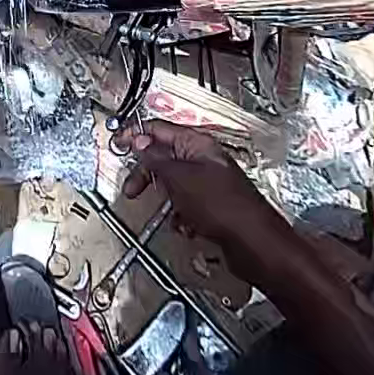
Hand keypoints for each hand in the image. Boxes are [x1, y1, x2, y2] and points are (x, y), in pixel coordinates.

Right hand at [124, 120, 280, 252]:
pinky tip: (184, 226)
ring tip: (167, 213)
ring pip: (174, 182)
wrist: (255, 245)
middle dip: (147, 173)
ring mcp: (208, 182)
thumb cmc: (221, 206)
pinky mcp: (212, 205)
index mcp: (196, 143)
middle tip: (132, 188)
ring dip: (165, 198)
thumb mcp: (179, 178)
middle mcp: (202, 158)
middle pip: (163, 156)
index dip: (136, 134)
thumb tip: (139, 140)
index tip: (118, 143)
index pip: (158, 129)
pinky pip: (186, 203)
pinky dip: (180, 214)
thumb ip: (155, 157)